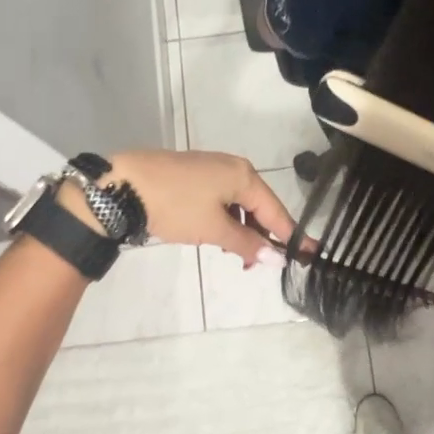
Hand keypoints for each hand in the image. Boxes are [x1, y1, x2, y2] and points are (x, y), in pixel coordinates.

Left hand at [104, 151, 295, 268]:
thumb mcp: (213, 229)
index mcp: (244, 176)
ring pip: (240, 205)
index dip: (291, 235)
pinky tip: (221, 238)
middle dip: (264, 236)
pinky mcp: (195, 176)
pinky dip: (227, 221)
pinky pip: (223, 200)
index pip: (276, 210)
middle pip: (260, 206)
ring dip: (243, 231)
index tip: (310, 254)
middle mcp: (234, 168)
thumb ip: (247, 243)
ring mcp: (213, 170)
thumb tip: (276, 258)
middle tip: (263, 264)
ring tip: (239, 257)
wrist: (124, 185)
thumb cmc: (175, 206)